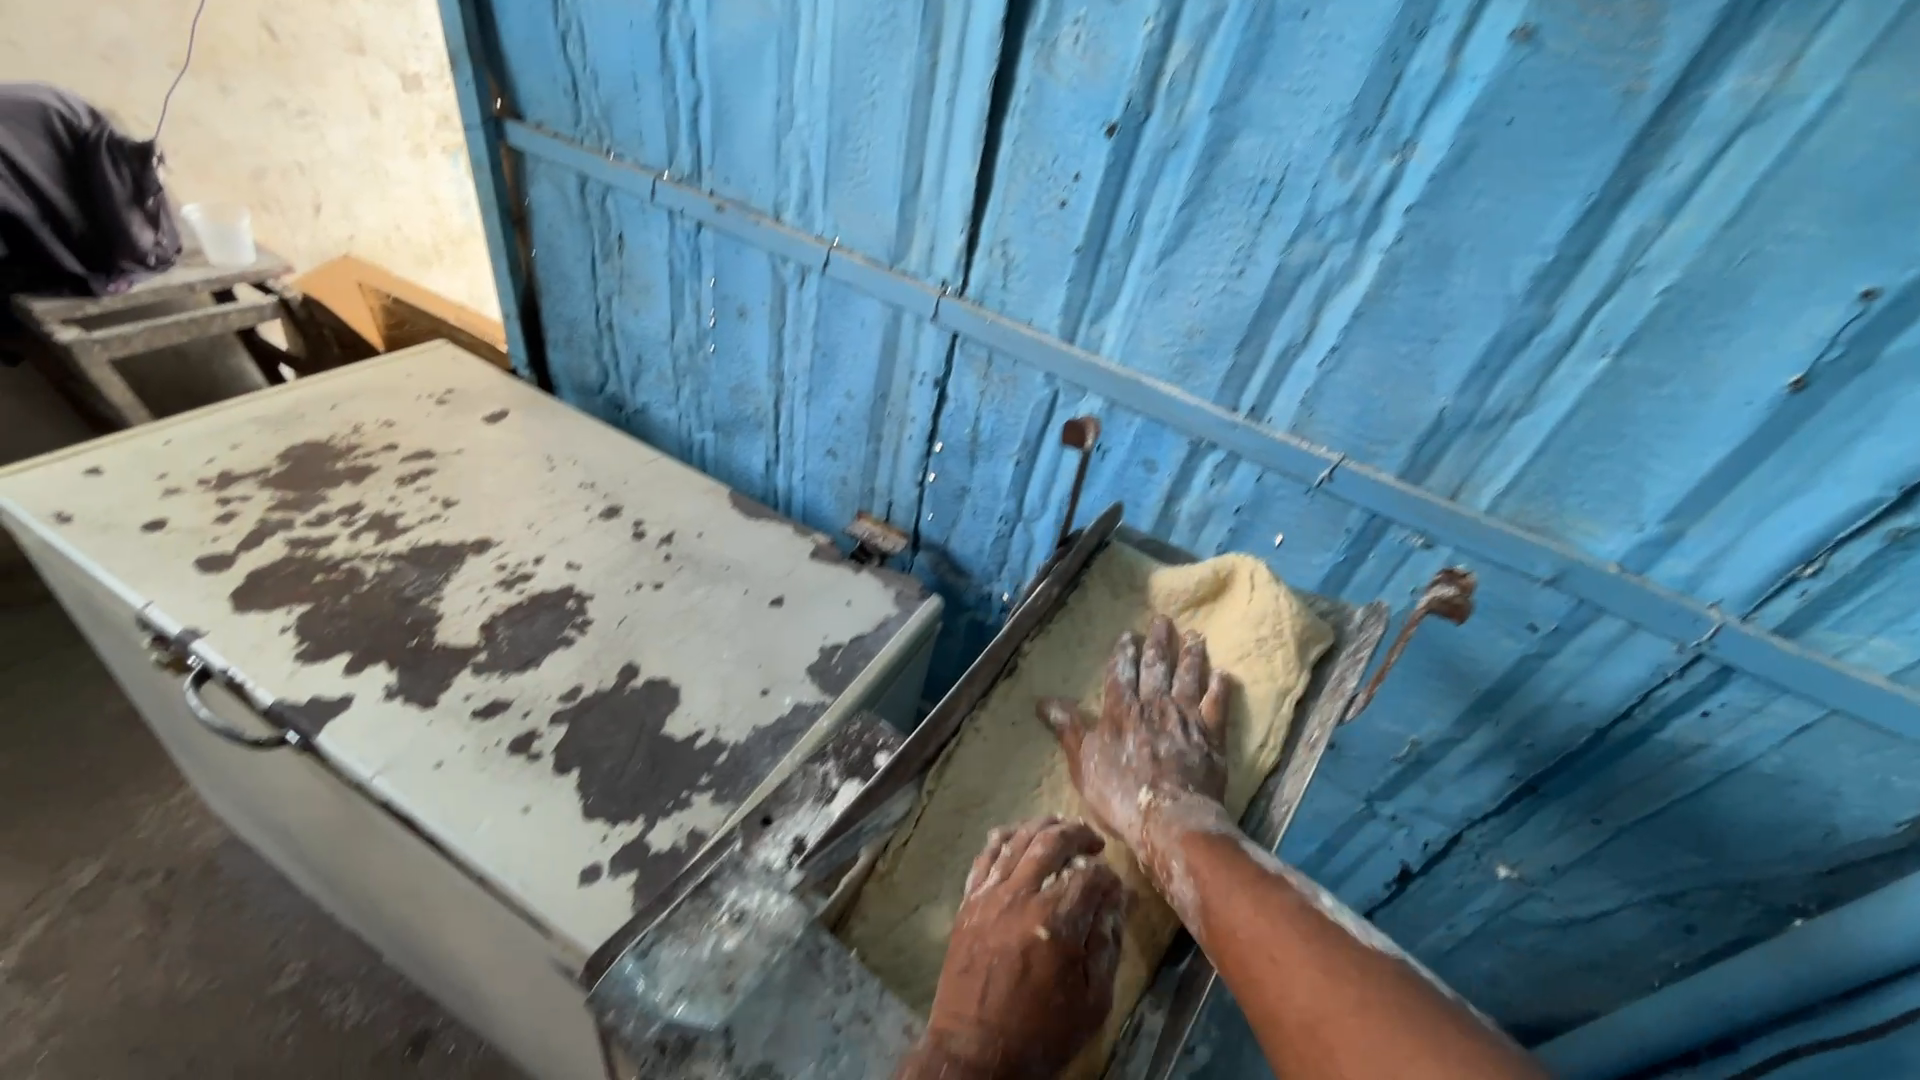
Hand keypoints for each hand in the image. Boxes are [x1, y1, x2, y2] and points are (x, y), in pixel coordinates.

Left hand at [914, 818, 1126, 1079]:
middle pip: (1052, 841)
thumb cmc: (1041, 1031)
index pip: (1091, 876)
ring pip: (1017, 840)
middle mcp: (1022, 896)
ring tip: (1059, 827)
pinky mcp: (969, 902)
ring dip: (1042, 826)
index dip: (1108, 877)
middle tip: (1093, 841)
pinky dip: (1002, 838)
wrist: (975, 1050)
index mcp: (1058, 921)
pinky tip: (1015, 835)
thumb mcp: (1093, 1000)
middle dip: (1078, 834)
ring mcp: (990, 895)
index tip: (1115, 887)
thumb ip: (1107, 943)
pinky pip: (985, 856)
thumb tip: (1116, 899)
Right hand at [1038, 615, 1230, 879]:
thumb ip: (1068, 728)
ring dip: (1191, 656)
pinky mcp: (1211, 736)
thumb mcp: (1083, 761)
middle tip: (1164, 620)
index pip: (1121, 673)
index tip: (1129, 634)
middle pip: (1157, 667)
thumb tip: (1043, 701)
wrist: (1170, 818)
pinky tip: (1224, 675)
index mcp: (1121, 710)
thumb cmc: (1119, 793)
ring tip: (1196, 636)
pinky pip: (1217, 705)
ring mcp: (1185, 719)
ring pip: (1189, 678)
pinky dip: (1220, 689)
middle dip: (1159, 642)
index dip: (1124, 653)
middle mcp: (1154, 706)